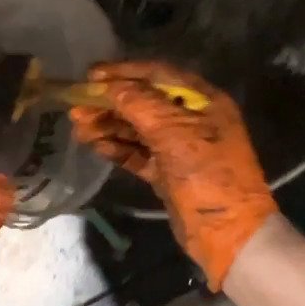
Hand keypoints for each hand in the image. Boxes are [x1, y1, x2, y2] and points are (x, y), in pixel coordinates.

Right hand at [69, 61, 277, 290]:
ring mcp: (179, 147)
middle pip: (143, 102)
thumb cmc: (206, 173)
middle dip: (109, 103)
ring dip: (108, 126)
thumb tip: (110, 86)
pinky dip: (117, 148)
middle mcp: (191, 119)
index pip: (158, 75)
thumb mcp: (173, 132)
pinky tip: (96, 145)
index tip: (91, 74)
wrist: (228, 233)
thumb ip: (139, 104)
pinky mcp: (168, 172)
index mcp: (202, 101)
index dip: (123, 72)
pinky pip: (138, 153)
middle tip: (77, 107)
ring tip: (78, 128)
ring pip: (137, 129)